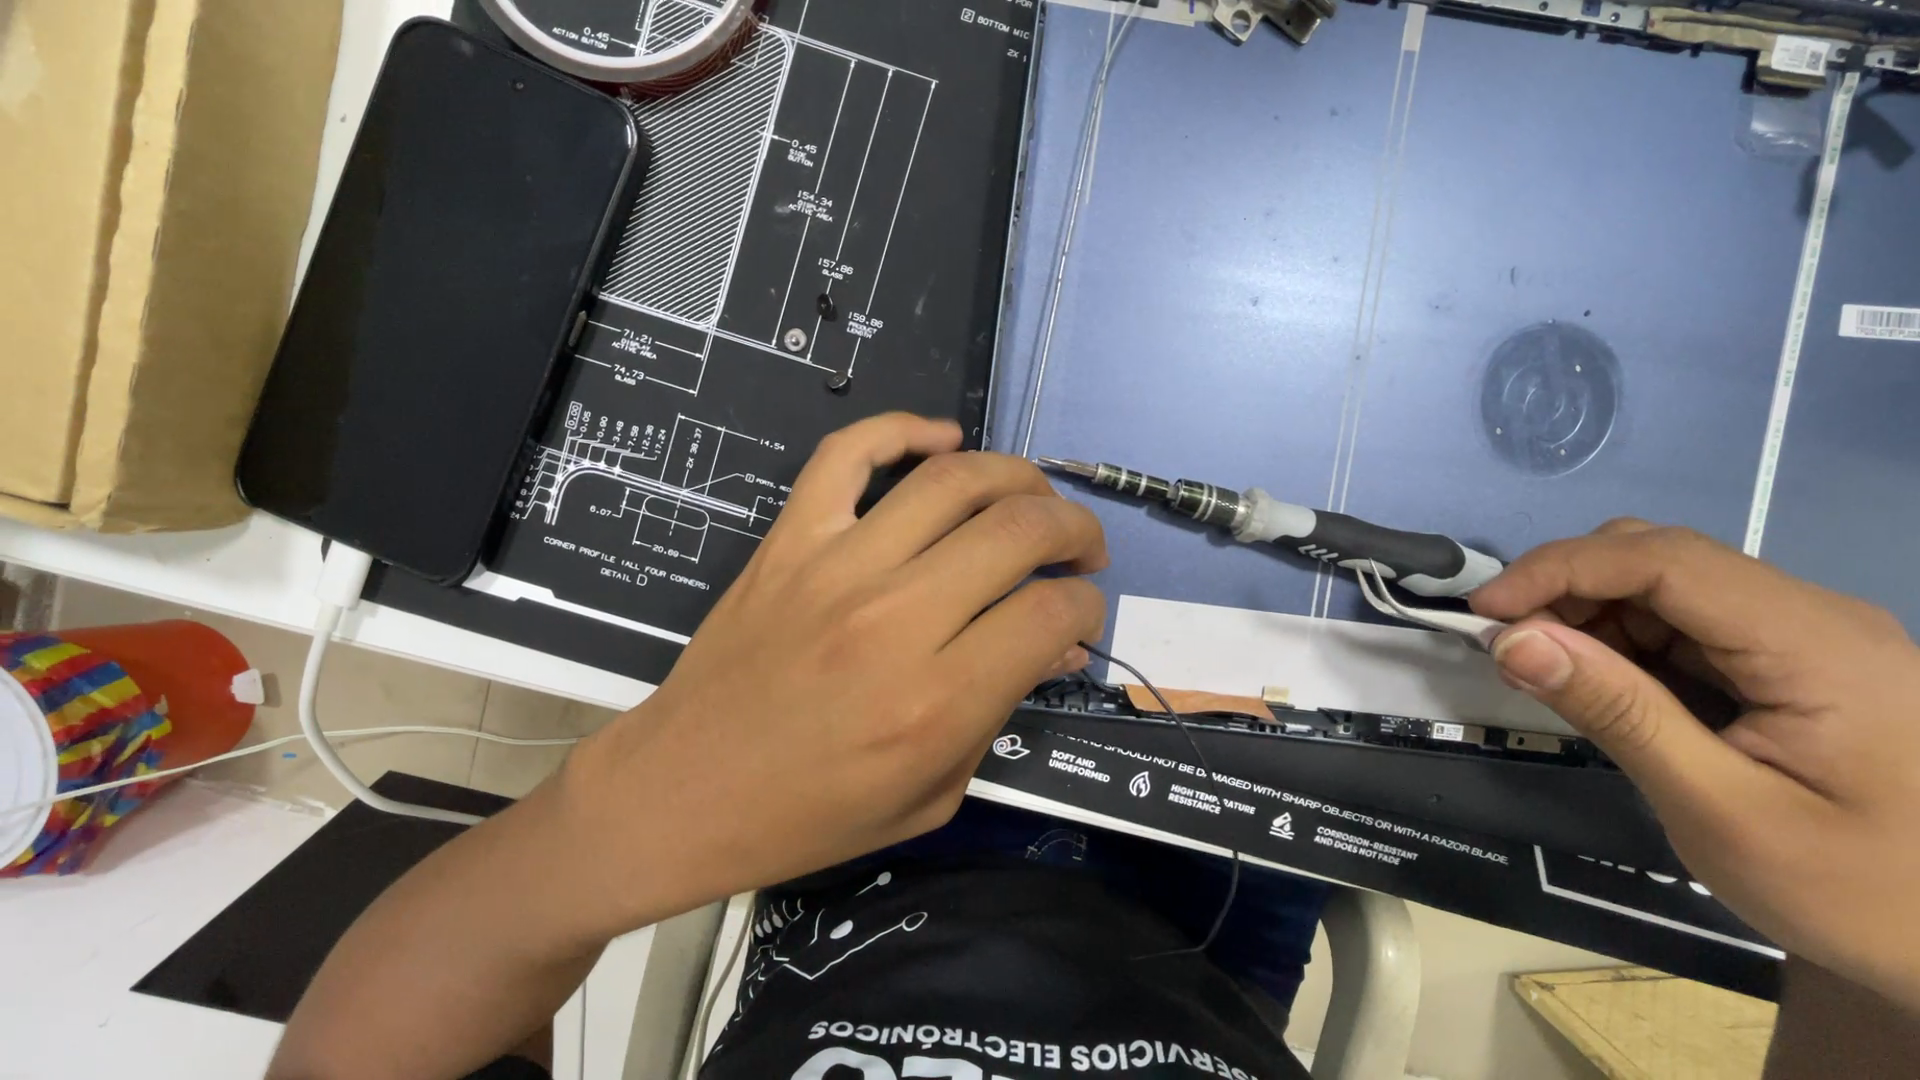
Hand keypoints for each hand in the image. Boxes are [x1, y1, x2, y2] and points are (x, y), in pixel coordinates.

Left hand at [561, 413, 1107, 923]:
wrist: (686, 793)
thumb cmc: (813, 815)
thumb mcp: (932, 792)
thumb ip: (1002, 712)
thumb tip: (1057, 642)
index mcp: (938, 700)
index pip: (1050, 613)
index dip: (1086, 606)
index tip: (1079, 610)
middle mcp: (895, 619)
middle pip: (1018, 529)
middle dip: (1073, 530)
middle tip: (1079, 548)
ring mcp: (836, 567)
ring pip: (952, 481)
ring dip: (1016, 477)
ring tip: (1033, 498)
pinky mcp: (789, 541)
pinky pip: (848, 455)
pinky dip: (901, 429)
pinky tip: (941, 439)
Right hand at [1471, 521, 1919, 1010]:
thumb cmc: (1859, 890)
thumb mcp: (1721, 811)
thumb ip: (1617, 713)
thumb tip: (1511, 638)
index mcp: (1812, 643)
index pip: (1663, 559)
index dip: (1558, 569)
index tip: (1482, 612)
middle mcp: (1811, 617)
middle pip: (1660, 556)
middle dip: (1566, 587)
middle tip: (1509, 648)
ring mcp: (1803, 635)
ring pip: (1663, 583)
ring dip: (1586, 613)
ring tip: (1547, 672)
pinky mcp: (1787, 660)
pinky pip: (1681, 621)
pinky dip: (1618, 638)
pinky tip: (1599, 682)